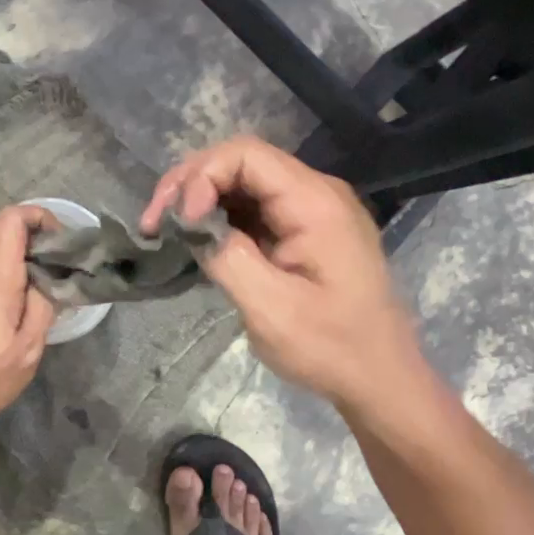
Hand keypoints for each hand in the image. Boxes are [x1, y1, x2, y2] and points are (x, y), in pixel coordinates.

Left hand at [0, 205, 57, 434]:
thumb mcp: (30, 347)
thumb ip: (44, 304)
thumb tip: (50, 276)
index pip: (11, 220)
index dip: (39, 217)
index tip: (60, 241)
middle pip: (0, 224)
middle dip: (32, 230)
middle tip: (56, 258)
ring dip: (17, 247)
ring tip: (40, 276)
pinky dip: (4, 261)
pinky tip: (18, 291)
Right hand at [141, 136, 419, 405]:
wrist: (379, 379)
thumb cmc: (331, 347)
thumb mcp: (271, 309)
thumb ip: (228, 257)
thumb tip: (191, 223)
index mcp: (315, 202)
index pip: (245, 155)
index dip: (200, 177)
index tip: (177, 221)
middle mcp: (316, 193)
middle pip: (241, 162)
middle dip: (191, 185)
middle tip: (154, 222)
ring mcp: (313, 211)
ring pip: (244, 183)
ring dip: (201, 200)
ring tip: (165, 230)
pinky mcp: (306, 231)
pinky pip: (256, 208)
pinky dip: (221, 218)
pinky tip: (197, 240)